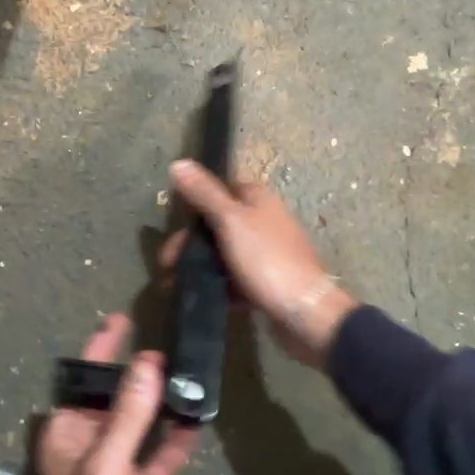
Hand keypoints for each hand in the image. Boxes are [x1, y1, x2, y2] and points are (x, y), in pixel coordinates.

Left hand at [37, 314, 198, 474]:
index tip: (121, 319)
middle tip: (165, 346)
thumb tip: (147, 362)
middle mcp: (88, 447)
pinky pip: (161, 457)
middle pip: (113, 398)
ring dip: (161, 403)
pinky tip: (197, 420)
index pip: (81, 379)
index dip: (99, 347)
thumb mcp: (107, 466)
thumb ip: (128, 415)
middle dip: (137, 374)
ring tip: (184, 373)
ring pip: (140, 426)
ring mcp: (115, 471)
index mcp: (65, 435)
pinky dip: (177, 440)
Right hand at [164, 160, 359, 366]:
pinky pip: (234, 276)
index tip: (174, 221)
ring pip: (222, 251)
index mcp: (257, 198)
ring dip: (198, 264)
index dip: (194, 202)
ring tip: (175, 283)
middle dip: (190, 241)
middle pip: (216, 222)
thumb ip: (204, 193)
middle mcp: (262, 219)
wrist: (306, 312)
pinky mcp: (266, 280)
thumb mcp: (230, 220)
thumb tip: (179, 162)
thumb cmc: (266, 259)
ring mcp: (266, 251)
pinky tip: (201, 294)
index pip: (218, 188)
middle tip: (167, 262)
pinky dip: (217, 282)